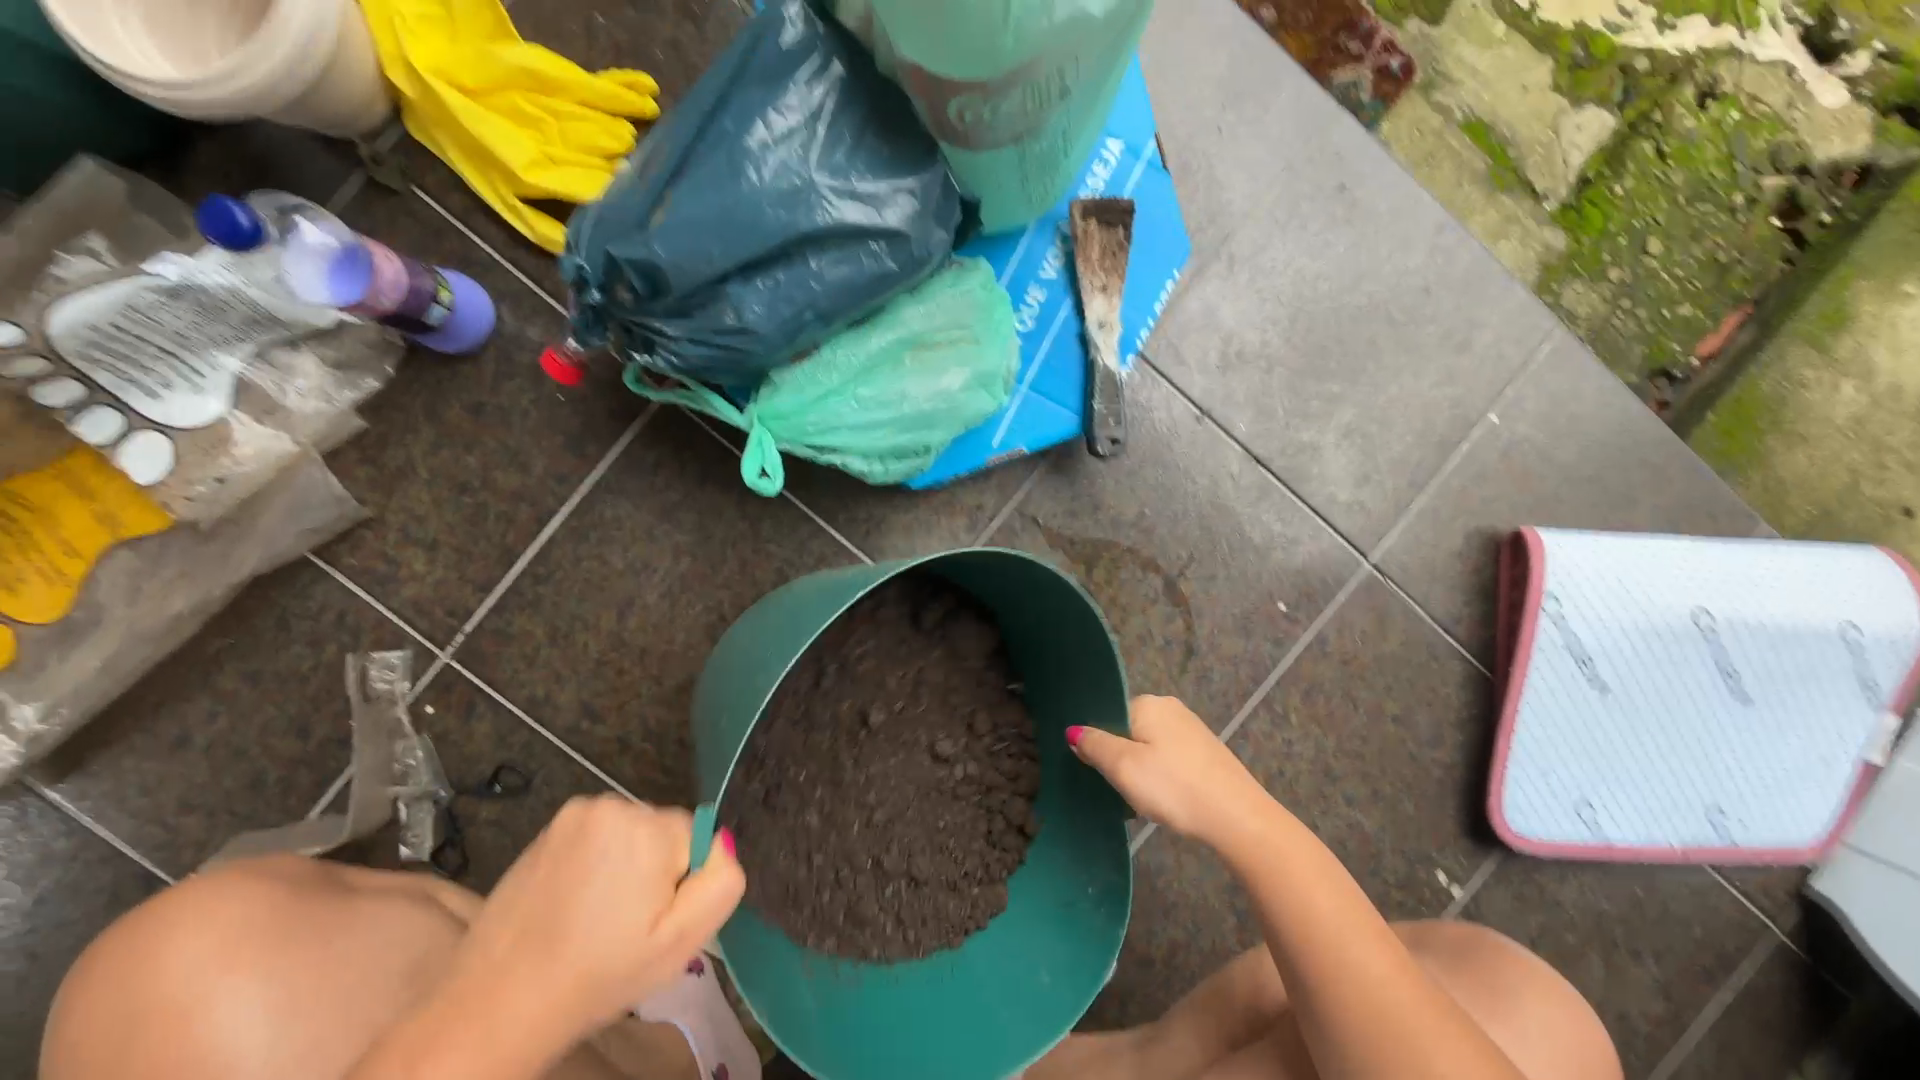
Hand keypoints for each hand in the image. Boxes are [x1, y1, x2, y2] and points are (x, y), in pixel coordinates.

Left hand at [441, 796, 744, 1043]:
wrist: (497, 1004)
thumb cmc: (599, 975)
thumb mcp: (682, 941)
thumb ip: (722, 881)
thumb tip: (719, 843)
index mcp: (648, 825)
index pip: (697, 841)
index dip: (682, 884)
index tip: (652, 923)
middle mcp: (611, 804)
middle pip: (662, 834)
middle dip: (654, 872)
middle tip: (626, 927)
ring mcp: (572, 814)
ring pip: (630, 837)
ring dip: (624, 868)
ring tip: (596, 920)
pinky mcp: (544, 831)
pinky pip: (595, 840)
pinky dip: (593, 866)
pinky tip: (572, 908)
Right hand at [1068, 695, 1274, 845]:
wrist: (1237, 818)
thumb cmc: (1174, 787)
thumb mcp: (1123, 767)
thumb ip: (1093, 745)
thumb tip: (1074, 731)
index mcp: (1148, 703)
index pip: (1107, 715)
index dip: (1095, 743)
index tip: (1093, 772)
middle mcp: (1170, 708)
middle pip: (1126, 730)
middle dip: (1116, 759)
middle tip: (1114, 790)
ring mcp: (1191, 730)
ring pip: (1146, 747)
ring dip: (1137, 771)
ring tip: (1136, 801)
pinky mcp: (1204, 753)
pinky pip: (1167, 759)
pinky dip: (1158, 777)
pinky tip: (1161, 800)